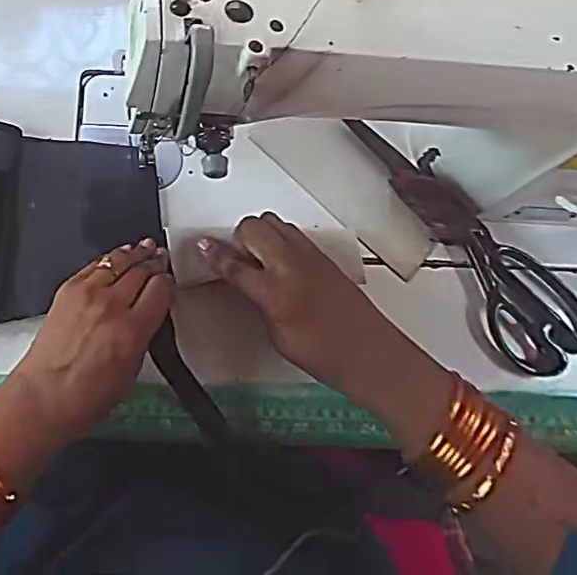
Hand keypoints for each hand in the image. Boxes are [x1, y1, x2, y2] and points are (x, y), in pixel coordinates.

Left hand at [0, 239, 173, 441]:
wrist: (43, 396)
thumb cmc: (83, 396)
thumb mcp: (132, 372)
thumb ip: (144, 336)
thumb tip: (149, 315)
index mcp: (132, 331)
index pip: (161, 290)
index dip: (168, 283)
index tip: (169, 282)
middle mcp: (110, 306)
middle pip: (141, 270)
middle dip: (154, 263)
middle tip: (161, 258)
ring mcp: (87, 293)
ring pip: (119, 260)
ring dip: (135, 253)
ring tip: (145, 247)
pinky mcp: (69, 288)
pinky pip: (95, 264)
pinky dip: (110, 257)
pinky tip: (117, 255)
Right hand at [201, 213, 450, 418]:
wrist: (374, 355)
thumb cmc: (328, 354)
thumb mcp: (278, 336)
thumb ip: (255, 302)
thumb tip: (243, 283)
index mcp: (275, 290)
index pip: (234, 263)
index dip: (213, 254)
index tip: (202, 247)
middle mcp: (292, 265)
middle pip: (252, 227)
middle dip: (238, 237)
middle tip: (235, 257)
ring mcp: (309, 256)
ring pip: (272, 222)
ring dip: (259, 233)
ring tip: (257, 256)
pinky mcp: (323, 255)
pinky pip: (291, 232)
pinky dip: (279, 237)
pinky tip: (279, 259)